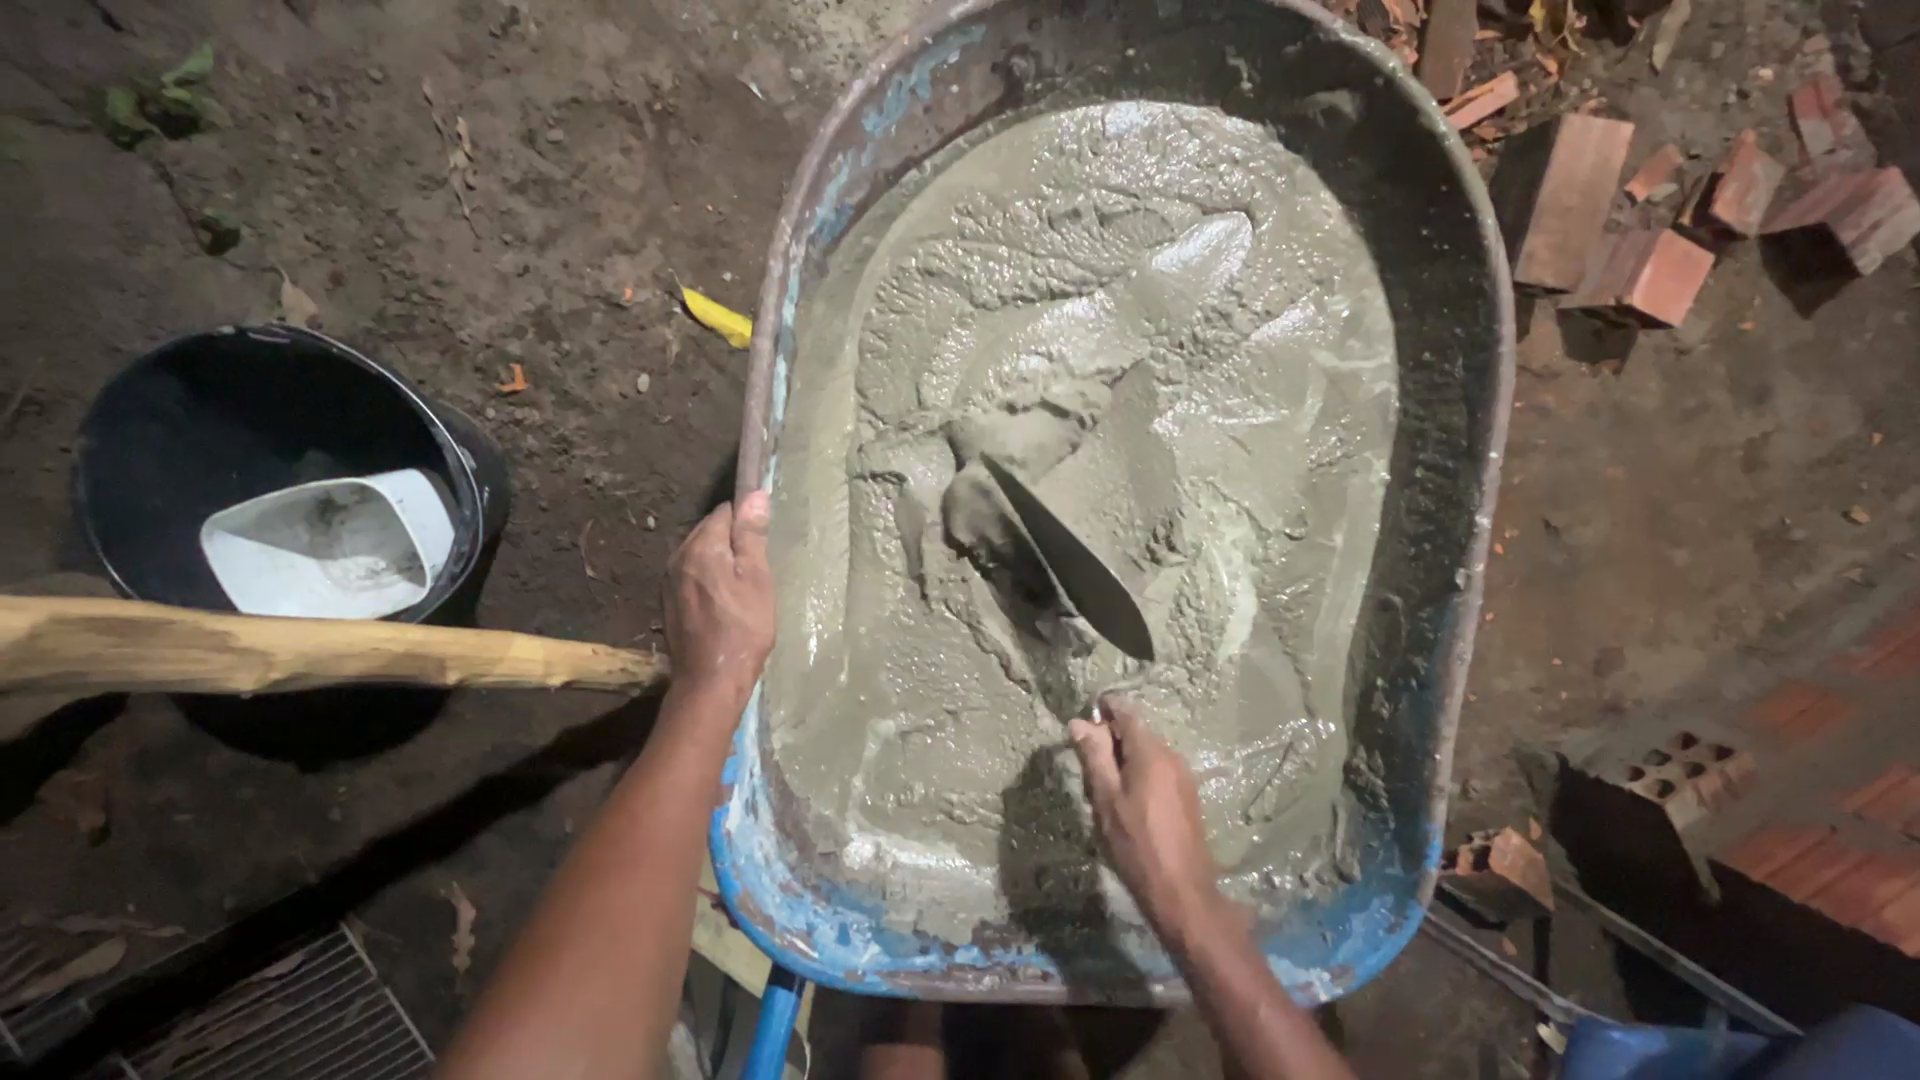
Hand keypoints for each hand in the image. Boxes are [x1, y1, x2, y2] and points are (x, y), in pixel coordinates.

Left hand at [664, 490, 774, 698]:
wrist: (711, 679)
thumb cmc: (743, 627)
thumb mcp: (757, 578)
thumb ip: (752, 535)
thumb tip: (754, 495)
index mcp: (700, 546)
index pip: (725, 512)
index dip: (746, 520)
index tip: (764, 540)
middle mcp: (677, 557)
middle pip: (708, 531)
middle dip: (731, 540)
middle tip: (758, 565)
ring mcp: (669, 581)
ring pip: (699, 554)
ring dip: (719, 560)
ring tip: (743, 584)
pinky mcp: (669, 603)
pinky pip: (691, 576)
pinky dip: (708, 579)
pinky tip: (724, 600)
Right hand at [1069, 693, 1223, 940]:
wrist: (1182, 892)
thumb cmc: (1137, 844)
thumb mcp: (1106, 799)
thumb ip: (1094, 757)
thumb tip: (1079, 722)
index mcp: (1151, 752)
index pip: (1127, 712)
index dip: (1105, 708)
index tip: (1084, 717)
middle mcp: (1172, 756)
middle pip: (1138, 732)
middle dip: (1111, 738)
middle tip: (1086, 763)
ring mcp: (1184, 777)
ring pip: (1148, 752)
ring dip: (1124, 758)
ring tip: (1103, 788)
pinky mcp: (1188, 796)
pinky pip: (1159, 770)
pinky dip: (1139, 774)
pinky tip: (1126, 802)